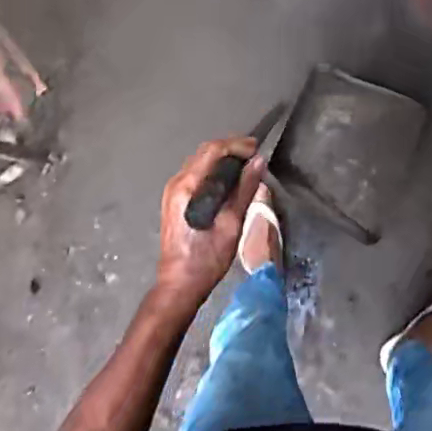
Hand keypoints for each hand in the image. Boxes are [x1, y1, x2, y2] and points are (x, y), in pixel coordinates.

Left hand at [154, 135, 266, 309]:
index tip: (256, 149)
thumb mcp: (231, 225)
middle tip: (254, 155)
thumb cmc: (206, 260)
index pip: (213, 150)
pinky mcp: (174, 199)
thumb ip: (244, 190)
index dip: (237, 145)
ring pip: (200, 160)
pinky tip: (228, 178)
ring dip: (222, 157)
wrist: (178, 286)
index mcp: (188, 187)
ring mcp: (173, 190)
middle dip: (231, 148)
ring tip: (245, 164)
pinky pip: (196, 172)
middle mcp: (177, 183)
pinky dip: (214, 169)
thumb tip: (259, 162)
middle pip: (205, 152)